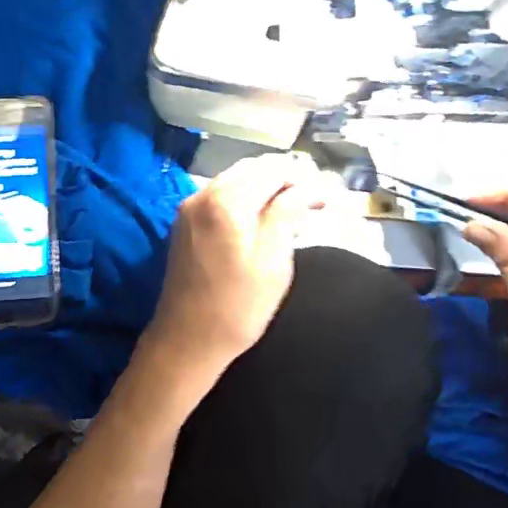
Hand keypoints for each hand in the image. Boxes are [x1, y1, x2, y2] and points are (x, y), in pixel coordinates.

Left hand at [134, 153, 317, 402]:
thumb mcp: (274, 261)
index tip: (325, 199)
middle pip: (249, 170)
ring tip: (290, 210)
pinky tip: (260, 217)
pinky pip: (217, 195)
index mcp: (226, 201)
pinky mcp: (183, 223)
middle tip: (310, 202)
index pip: (271, 170)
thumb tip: (307, 187)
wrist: (187, 338)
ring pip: (232, 180)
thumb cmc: (238, 306)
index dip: (302, 179)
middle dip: (282, 179)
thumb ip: (288, 215)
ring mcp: (188, 208)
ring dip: (262, 187)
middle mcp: (201, 195)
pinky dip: (242, 197)